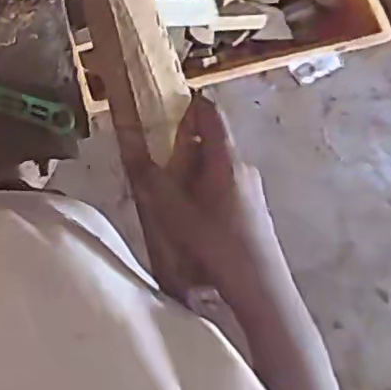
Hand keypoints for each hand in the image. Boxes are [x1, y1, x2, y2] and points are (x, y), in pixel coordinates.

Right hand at [129, 93, 281, 289]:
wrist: (262, 290)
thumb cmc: (216, 243)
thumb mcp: (172, 209)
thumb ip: (149, 175)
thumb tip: (128, 146)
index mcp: (226, 159)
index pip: (210, 114)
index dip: (188, 101)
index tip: (163, 99)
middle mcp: (242, 167)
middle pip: (208, 139)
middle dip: (178, 141)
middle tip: (150, 151)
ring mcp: (250, 188)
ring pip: (212, 163)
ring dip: (187, 167)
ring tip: (162, 186)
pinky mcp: (250, 208)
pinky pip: (220, 182)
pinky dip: (198, 184)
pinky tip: (184, 210)